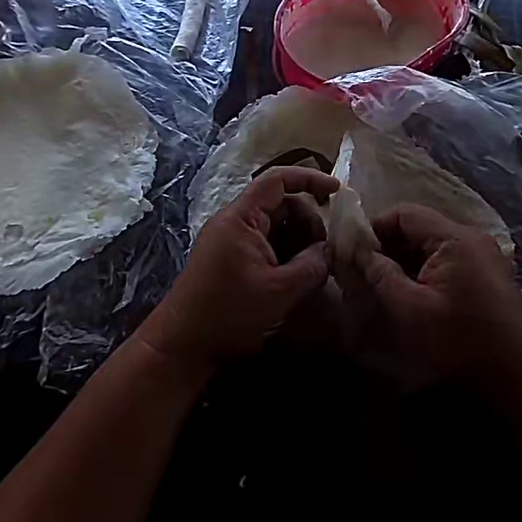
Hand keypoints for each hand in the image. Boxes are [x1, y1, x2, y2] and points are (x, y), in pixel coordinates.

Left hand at [137, 166, 338, 368]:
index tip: (338, 192)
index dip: (309, 179)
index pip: (277, 180)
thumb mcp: (279, 291)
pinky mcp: (229, 259)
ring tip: (316, 268)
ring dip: (298, 241)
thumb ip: (311, 266)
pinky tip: (299, 277)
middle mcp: (233, 222)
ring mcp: (229, 240)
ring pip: (274, 226)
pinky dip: (284, 254)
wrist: (183, 343)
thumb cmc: (229, 313)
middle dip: (308, 221)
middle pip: (280, 204)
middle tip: (327, 252)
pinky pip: (263, 244)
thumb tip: (329, 251)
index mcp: (241, 218)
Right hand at [351, 203, 521, 383]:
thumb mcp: (409, 307)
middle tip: (362, 270)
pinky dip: (422, 271)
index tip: (352, 252)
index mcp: (455, 238)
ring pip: (429, 245)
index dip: (373, 228)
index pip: (404, 213)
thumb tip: (357, 251)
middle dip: (386, 246)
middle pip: (417, 227)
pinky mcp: (485, 275)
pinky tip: (407, 294)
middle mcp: (471, 238)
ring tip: (380, 284)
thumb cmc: (460, 340)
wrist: (518, 376)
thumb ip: (380, 273)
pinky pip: (444, 260)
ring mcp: (482, 256)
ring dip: (403, 260)